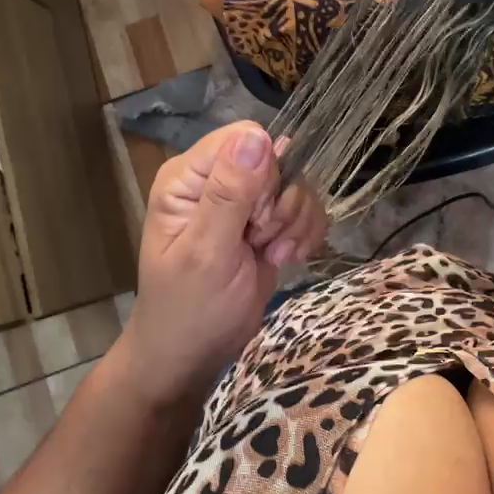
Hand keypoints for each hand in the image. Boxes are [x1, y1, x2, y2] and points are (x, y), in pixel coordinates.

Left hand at [122, 122, 327, 405]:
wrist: (194, 357)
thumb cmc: (190, 309)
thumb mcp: (207, 252)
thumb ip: (230, 194)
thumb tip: (259, 136)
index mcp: (188, 177)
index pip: (245, 138)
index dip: (264, 174)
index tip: (257, 219)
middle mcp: (216, 180)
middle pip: (278, 161)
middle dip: (282, 206)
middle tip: (260, 241)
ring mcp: (244, 203)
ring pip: (297, 186)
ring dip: (296, 223)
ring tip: (274, 255)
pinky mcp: (268, 224)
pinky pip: (305, 209)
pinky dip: (305, 234)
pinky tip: (288, 258)